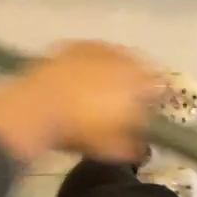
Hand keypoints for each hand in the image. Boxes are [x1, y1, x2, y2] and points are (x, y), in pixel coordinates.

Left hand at [0, 41, 161, 163]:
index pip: (160, 85)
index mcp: (138, 83)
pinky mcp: (73, 47)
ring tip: (112, 81)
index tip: (159, 105)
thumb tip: (145, 149)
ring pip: (117, 55)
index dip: (161, 95)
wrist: (35, 110)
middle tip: (136, 93)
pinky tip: (88, 69)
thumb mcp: (112, 148)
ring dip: (119, 66)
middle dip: (141, 78)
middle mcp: (123, 60)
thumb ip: (135, 147)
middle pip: (140, 66)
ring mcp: (96, 50)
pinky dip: (94, 59)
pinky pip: (92, 50)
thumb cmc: (79, 130)